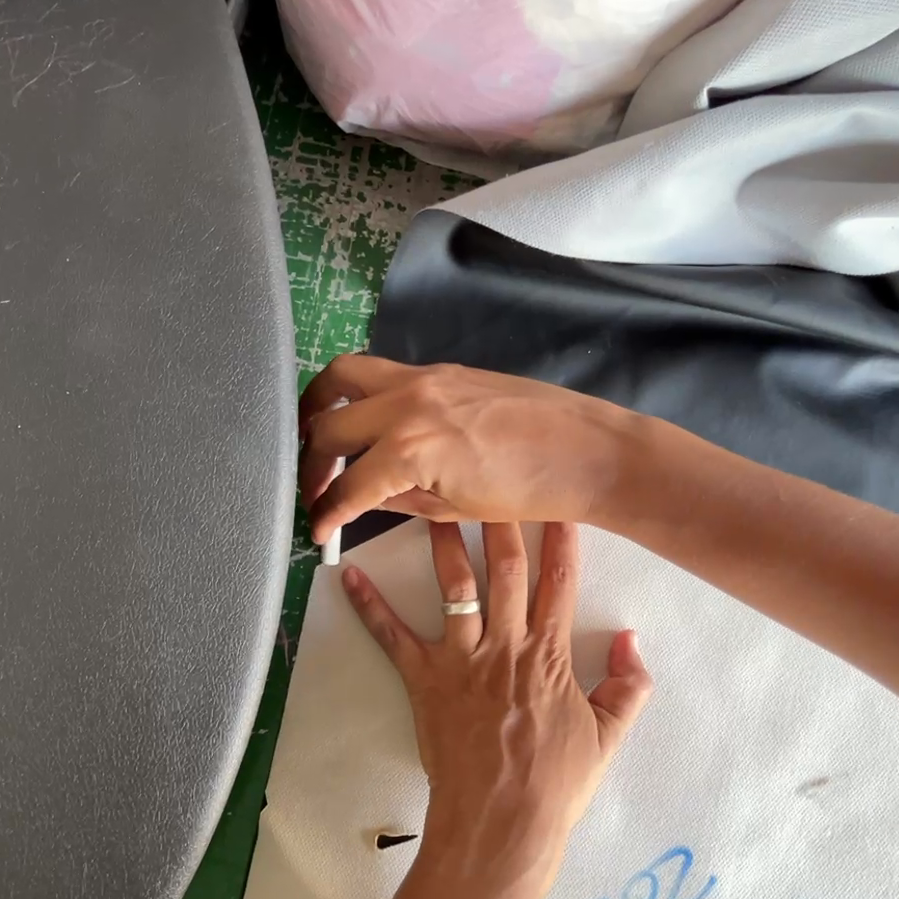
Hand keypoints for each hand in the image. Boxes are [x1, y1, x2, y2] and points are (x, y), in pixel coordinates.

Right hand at [300, 356, 648, 544]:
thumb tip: (360, 498)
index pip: (346, 485)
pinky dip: (360, 393)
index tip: (316, 529)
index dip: (324, 513)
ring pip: (344, 374)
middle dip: (310, 463)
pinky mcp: (442, 368)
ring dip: (320, 404)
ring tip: (316, 433)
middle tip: (312, 488)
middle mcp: (405, 404)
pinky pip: (381, 371)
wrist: (588, 451)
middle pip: (328, 425)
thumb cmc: (529, 492)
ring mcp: (423, 377)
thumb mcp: (453, 509)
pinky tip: (368, 420)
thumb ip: (397, 499)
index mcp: (409, 450)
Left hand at [341, 521, 654, 884]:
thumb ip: (628, 686)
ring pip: (454, 587)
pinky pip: (392, 636)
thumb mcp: (609, 738)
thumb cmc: (555, 784)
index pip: (559, 584)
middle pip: (505, 569)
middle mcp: (504, 645)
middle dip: (501, 519)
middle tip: (491, 475)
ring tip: (429, 501)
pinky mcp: (423, 680)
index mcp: (549, 655)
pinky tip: (349, 575)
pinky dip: (369, 605)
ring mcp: (460, 660)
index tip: (558, 502)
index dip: (561, 540)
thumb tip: (634, 639)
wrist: (501, 825)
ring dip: (442, 541)